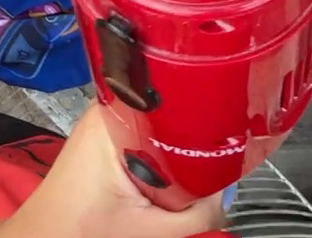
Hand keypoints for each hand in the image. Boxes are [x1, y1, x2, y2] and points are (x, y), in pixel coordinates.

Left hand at [0, 107, 223, 237]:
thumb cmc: (80, 232)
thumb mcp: (146, 232)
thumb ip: (195, 215)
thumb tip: (232, 194)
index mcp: (113, 114)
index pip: (167, 88)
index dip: (199, 97)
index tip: (228, 106)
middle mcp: (107, 105)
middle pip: (166, 101)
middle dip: (194, 120)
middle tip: (226, 133)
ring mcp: (104, 116)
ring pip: (158, 115)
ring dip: (179, 134)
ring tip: (208, 146)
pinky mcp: (105, 133)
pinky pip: (145, 127)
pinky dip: (163, 144)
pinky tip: (179, 162)